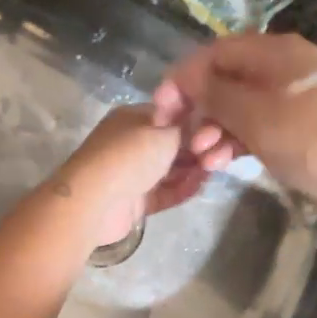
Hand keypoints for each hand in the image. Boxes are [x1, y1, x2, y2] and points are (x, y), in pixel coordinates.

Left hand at [46, 105, 207, 248]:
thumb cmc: (129, 156)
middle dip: (197, 148)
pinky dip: (182, 189)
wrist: (95, 201)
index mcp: (134, 119)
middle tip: (220, 153)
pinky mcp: (136, 201)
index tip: (218, 129)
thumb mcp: (163, 132)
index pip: (171, 116)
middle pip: (173, 144)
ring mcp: (134, 174)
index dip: (195, 121)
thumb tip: (201, 125)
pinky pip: (165, 193)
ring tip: (215, 169)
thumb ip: (186, 128)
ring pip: (171, 170)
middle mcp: (133, 144)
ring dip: (193, 169)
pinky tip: (201, 186)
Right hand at [153, 33, 316, 210]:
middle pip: (227, 79)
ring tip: (202, 157)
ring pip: (240, 107)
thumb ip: (215, 93)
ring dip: (214, 130)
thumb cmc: (310, 141)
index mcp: (277, 52)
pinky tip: (221, 161)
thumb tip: (186, 79)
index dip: (184, 77)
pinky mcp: (299, 128)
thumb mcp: (255, 116)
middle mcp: (285, 67)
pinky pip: (257, 126)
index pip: (216, 52)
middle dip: (199, 108)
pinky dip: (236, 141)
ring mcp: (294, 99)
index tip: (161, 109)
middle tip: (179, 137)